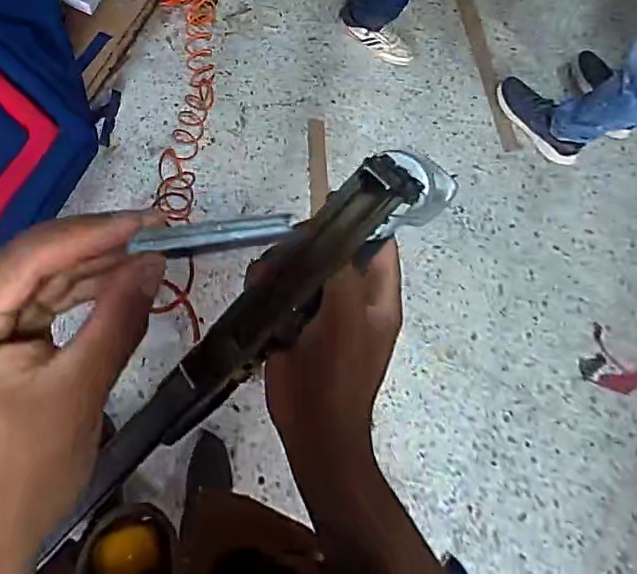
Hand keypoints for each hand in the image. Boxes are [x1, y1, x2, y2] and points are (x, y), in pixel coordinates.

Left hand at [0, 213, 163, 567]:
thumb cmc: (28, 471)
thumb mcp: (79, 392)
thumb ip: (116, 320)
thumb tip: (154, 262)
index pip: (29, 258)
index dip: (91, 234)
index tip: (146, 221)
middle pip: (35, 257)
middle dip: (97, 243)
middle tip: (154, 227)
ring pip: (45, 270)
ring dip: (96, 261)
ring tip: (148, 247)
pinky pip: (46, 293)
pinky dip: (85, 285)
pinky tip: (122, 274)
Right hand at [263, 239, 402, 456]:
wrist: (312, 431)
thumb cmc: (337, 375)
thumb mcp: (347, 317)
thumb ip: (344, 273)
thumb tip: (334, 236)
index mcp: (378, 299)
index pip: (379, 246)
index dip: (360, 222)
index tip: (329, 205)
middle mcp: (353, 300)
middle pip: (334, 252)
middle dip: (308, 244)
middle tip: (287, 248)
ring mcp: (322, 312)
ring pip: (304, 268)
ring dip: (282, 264)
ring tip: (266, 273)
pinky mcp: (294, 323)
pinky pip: (282, 289)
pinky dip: (268, 283)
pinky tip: (258, 287)